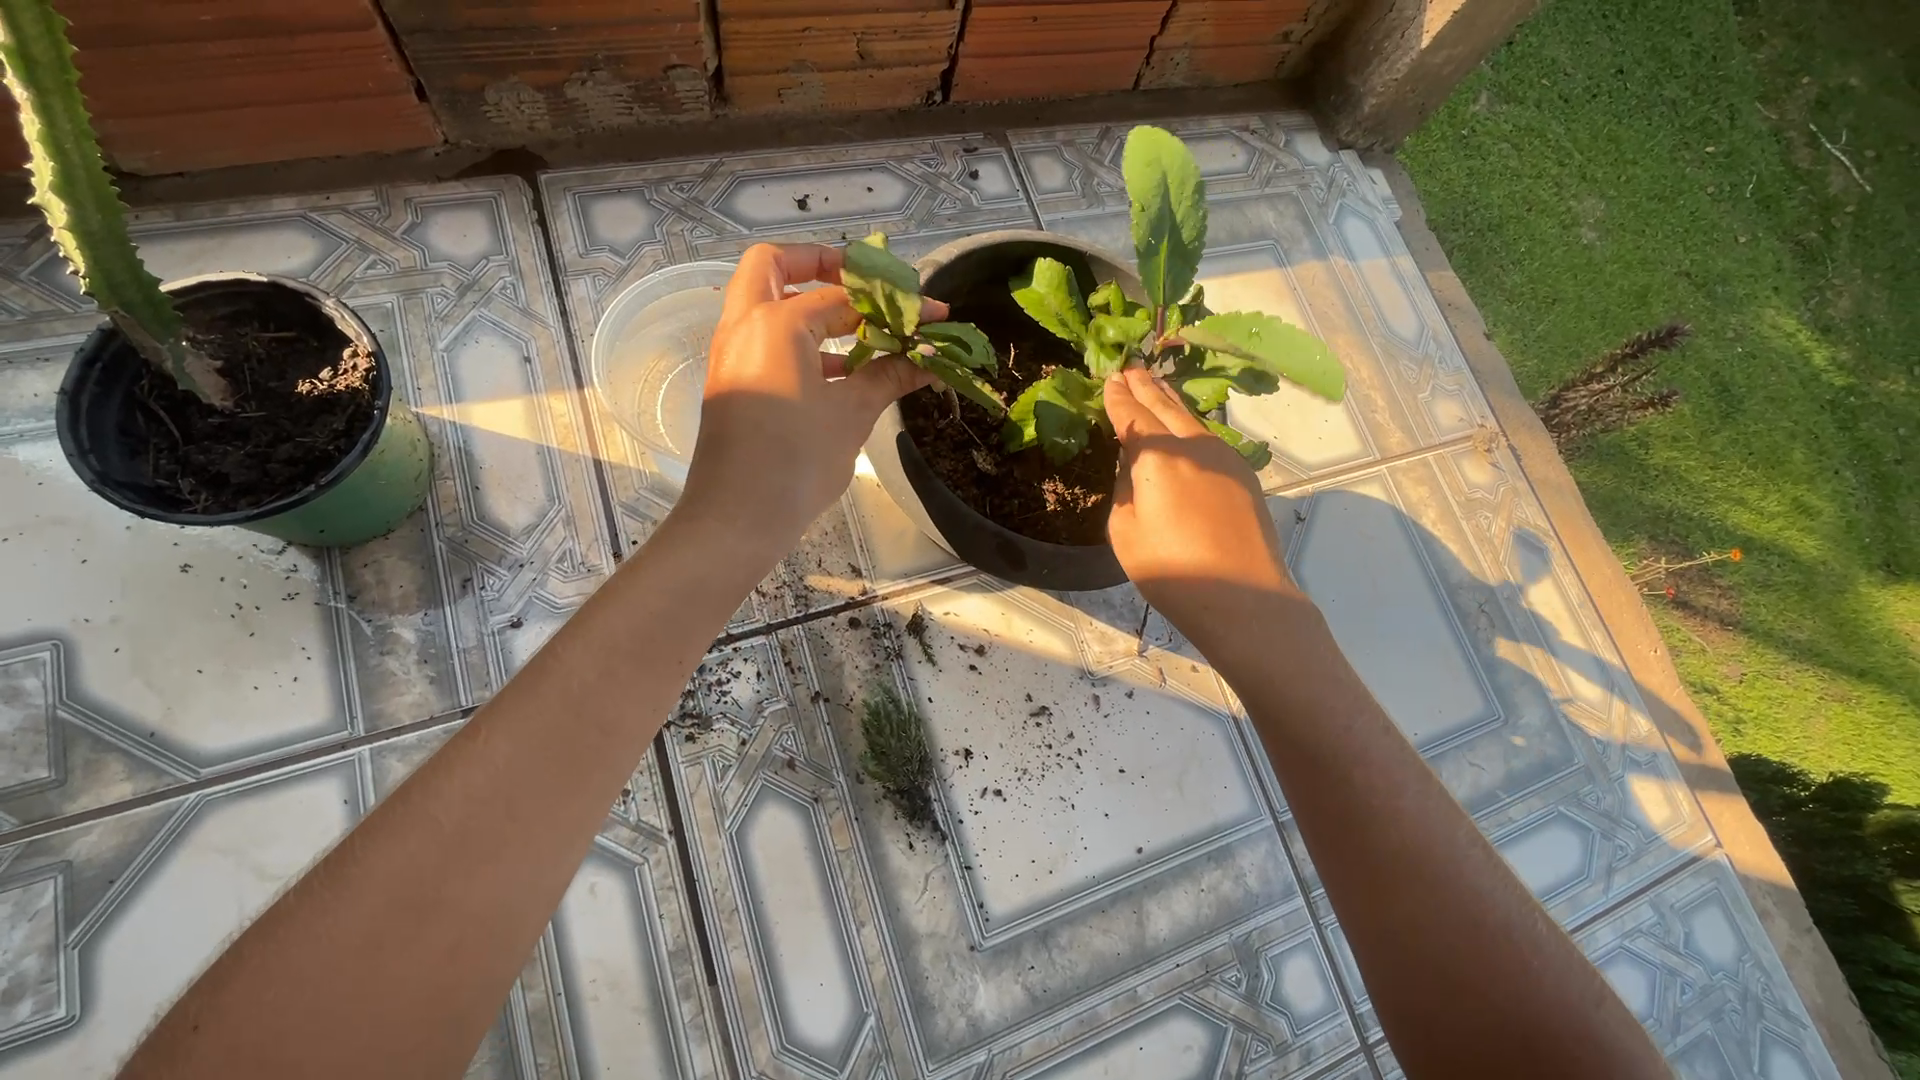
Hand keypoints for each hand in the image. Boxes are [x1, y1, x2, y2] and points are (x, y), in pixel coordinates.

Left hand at [679, 243, 938, 545]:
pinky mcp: (733, 382)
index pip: (842, 295)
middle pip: (774, 266)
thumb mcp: (852, 414)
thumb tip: (929, 360)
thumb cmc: (797, 459)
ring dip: (810, 307)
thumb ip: (890, 376)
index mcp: (776, 322)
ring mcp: (733, 353)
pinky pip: (767, 342)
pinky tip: (841, 371)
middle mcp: (745, 325)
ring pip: (767, 304)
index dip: (892, 301)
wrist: (739, 516)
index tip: (931, 311)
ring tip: (862, 331)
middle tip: (862, 284)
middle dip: (819, 265)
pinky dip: (800, 342)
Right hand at [1104, 368, 1295, 643]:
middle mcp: (1192, 446)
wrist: (1244, 597)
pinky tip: (1185, 427)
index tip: (1109, 380)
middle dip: (1145, 388)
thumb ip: (1125, 490)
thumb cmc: (1172, 571)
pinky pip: (1209, 439)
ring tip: (1155, 387)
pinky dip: (1190, 425)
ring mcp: (1224, 458)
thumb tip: (1135, 467)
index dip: (1118, 399)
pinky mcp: (1244, 475)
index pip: (1132, 417)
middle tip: (1130, 369)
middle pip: (1164, 407)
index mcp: (1157, 457)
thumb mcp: (1125, 532)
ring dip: (1169, 402)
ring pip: (1190, 420)